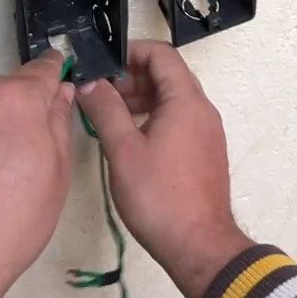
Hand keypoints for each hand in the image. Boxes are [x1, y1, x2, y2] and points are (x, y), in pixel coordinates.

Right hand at [78, 41, 255, 297]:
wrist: (200, 246)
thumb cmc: (159, 196)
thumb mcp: (124, 151)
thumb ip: (106, 111)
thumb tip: (89, 83)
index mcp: (186, 100)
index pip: (161, 54)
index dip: (131, 51)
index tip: (103, 63)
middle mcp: (202, 108)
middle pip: (168, 74)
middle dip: (133, 76)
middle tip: (101, 91)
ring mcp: (207, 130)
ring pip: (173, 97)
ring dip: (142, 97)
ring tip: (110, 115)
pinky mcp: (205, 150)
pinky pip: (180, 118)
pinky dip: (155, 116)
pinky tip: (132, 137)